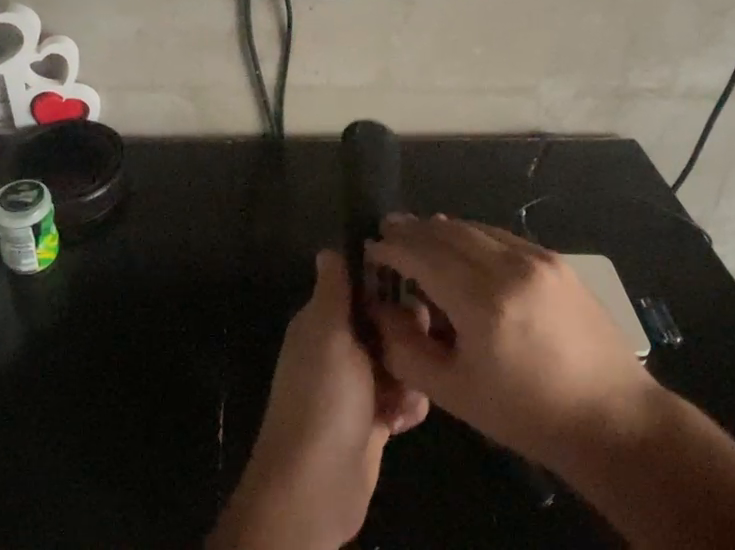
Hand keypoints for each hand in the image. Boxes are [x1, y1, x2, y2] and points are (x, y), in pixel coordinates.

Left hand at [209, 250, 428, 549]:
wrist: (316, 484)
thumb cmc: (323, 398)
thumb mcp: (326, 333)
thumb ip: (332, 291)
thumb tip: (329, 249)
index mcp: (320, 323)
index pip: (359, 288)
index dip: (386, 284)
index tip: (416, 285)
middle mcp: (336, 350)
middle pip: (385, 325)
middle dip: (406, 334)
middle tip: (418, 346)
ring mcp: (354, 387)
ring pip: (399, 362)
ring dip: (410, 376)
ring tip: (406, 394)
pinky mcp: (371, 421)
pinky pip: (401, 399)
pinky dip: (407, 407)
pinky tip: (404, 420)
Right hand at [366, 215, 660, 468]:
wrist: (613, 419)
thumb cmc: (527, 414)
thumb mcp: (453, 393)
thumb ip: (404, 348)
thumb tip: (378, 309)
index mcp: (482, 302)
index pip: (421, 254)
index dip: (390, 248)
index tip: (369, 248)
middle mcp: (509, 268)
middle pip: (446, 232)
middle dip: (411, 230)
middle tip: (386, 233)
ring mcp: (538, 260)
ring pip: (474, 228)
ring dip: (441, 230)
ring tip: (418, 237)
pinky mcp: (557, 262)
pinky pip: (501, 237)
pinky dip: (473, 237)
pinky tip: (463, 249)